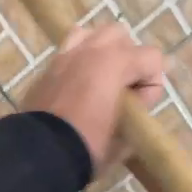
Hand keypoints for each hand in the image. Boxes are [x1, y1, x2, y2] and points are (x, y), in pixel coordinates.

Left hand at [20, 25, 165, 166]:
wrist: (39, 155)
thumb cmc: (87, 146)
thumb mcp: (124, 137)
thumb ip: (138, 112)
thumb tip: (138, 101)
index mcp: (115, 63)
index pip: (152, 58)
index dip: (153, 83)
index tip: (141, 108)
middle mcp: (90, 51)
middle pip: (120, 36)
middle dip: (128, 58)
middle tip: (123, 87)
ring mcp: (64, 57)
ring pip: (90, 35)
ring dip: (100, 51)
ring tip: (99, 78)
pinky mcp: (45, 71)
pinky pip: (67, 53)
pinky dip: (77, 63)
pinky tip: (76, 86)